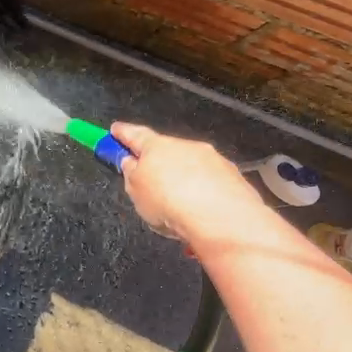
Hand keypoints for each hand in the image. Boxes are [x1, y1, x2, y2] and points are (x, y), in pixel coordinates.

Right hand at [110, 122, 271, 244]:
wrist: (223, 220)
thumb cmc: (169, 202)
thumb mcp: (135, 190)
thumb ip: (131, 173)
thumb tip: (130, 163)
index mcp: (157, 145)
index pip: (134, 134)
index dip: (122, 133)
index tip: (115, 131)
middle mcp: (187, 146)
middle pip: (167, 150)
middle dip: (158, 161)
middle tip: (150, 180)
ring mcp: (214, 160)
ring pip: (192, 166)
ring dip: (184, 179)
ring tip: (179, 205)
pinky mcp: (236, 178)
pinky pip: (212, 183)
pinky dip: (204, 192)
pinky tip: (201, 212)